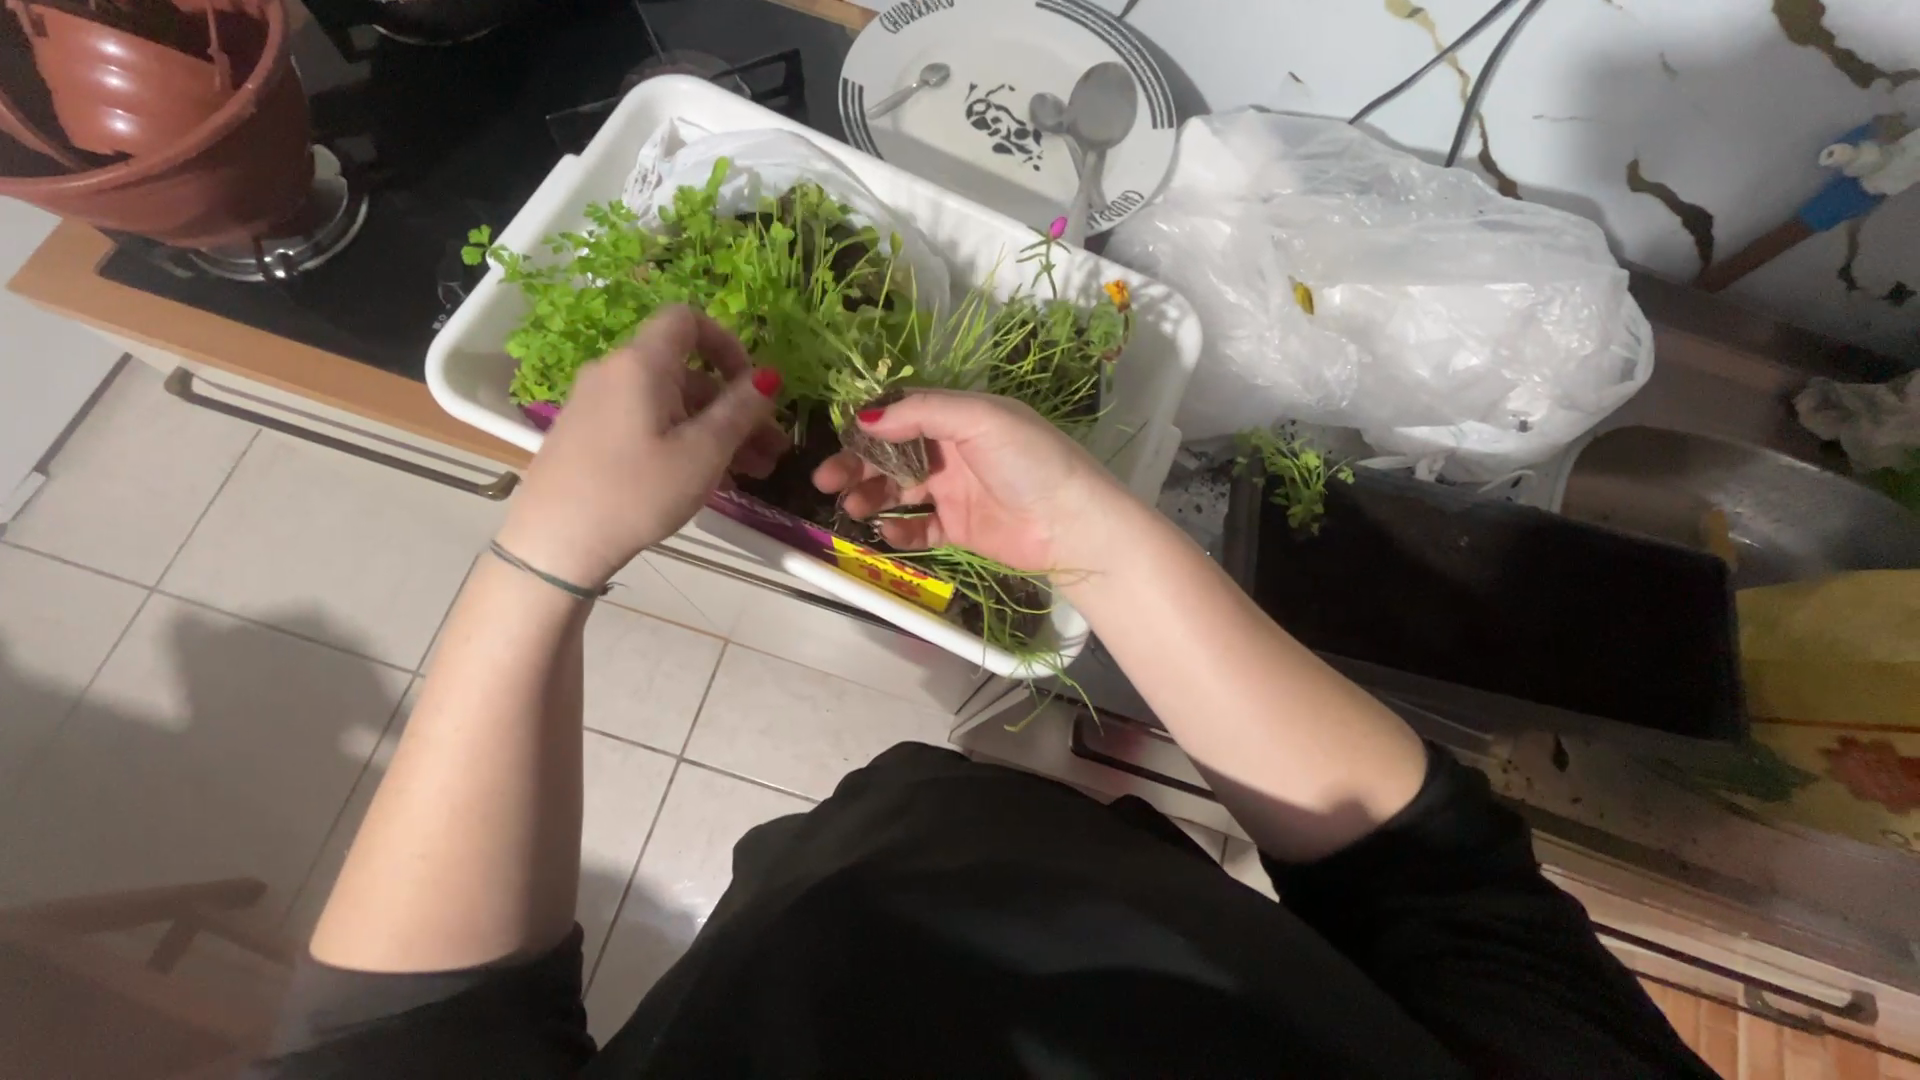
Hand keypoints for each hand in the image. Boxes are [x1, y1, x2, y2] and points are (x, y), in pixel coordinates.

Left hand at [495, 306, 784, 587]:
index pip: (688, 321)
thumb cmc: (637, 492)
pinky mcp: (591, 436)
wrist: (556, 542)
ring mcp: (599, 405)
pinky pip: (650, 425)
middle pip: (688, 374)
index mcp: (641, 364)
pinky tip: (712, 480)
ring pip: (672, 405)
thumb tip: (769, 378)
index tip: (754, 386)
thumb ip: (740, 411)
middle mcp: (616, 373)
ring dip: (718, 431)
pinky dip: (685, 442)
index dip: (729, 344)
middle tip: (773, 450)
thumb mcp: (702, 453)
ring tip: (754, 474)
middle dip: (736, 407)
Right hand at [811, 390, 1130, 572]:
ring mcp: (954, 491)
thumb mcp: (980, 419)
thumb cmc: (1030, 461)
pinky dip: (899, 529)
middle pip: (892, 454)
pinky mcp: (959, 528)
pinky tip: (886, 531)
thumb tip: (863, 418)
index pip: (901, 415)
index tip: (838, 441)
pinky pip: (918, 526)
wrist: (1072, 524)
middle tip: (827, 482)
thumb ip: (922, 413)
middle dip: (857, 465)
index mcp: (958, 417)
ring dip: (871, 496)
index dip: (867, 427)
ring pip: (899, 490)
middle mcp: (952, 450)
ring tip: (851, 508)